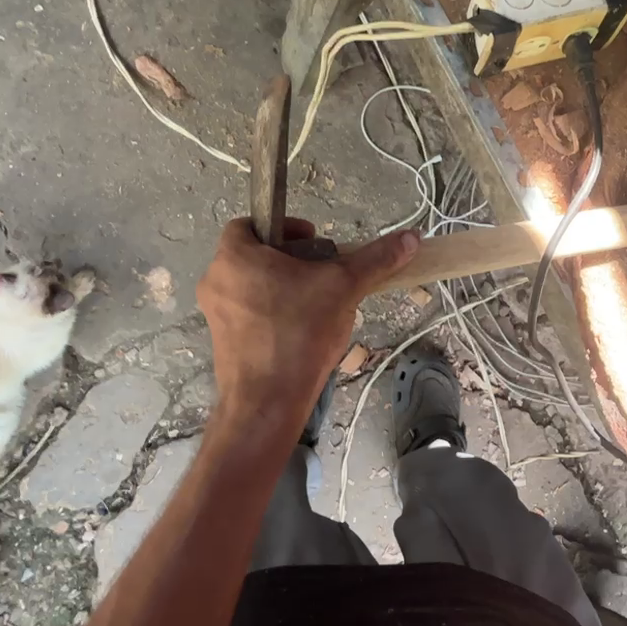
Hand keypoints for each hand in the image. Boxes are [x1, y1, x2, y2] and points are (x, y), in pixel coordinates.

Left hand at [196, 218, 417, 423]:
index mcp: (234, 257)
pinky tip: (303, 331)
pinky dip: (274, 313)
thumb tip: (410, 236)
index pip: (251, 223)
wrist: (268, 402)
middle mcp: (216, 280)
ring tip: (318, 304)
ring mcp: (216, 313)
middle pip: (256, 255)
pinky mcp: (222, 340)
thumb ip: (376, 259)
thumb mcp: (344, 288)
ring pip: (254, 285)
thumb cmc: (299, 333)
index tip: (314, 242)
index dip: (285, 227)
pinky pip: (249, 313)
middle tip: (323, 273)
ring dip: (285, 286)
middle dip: (292, 260)